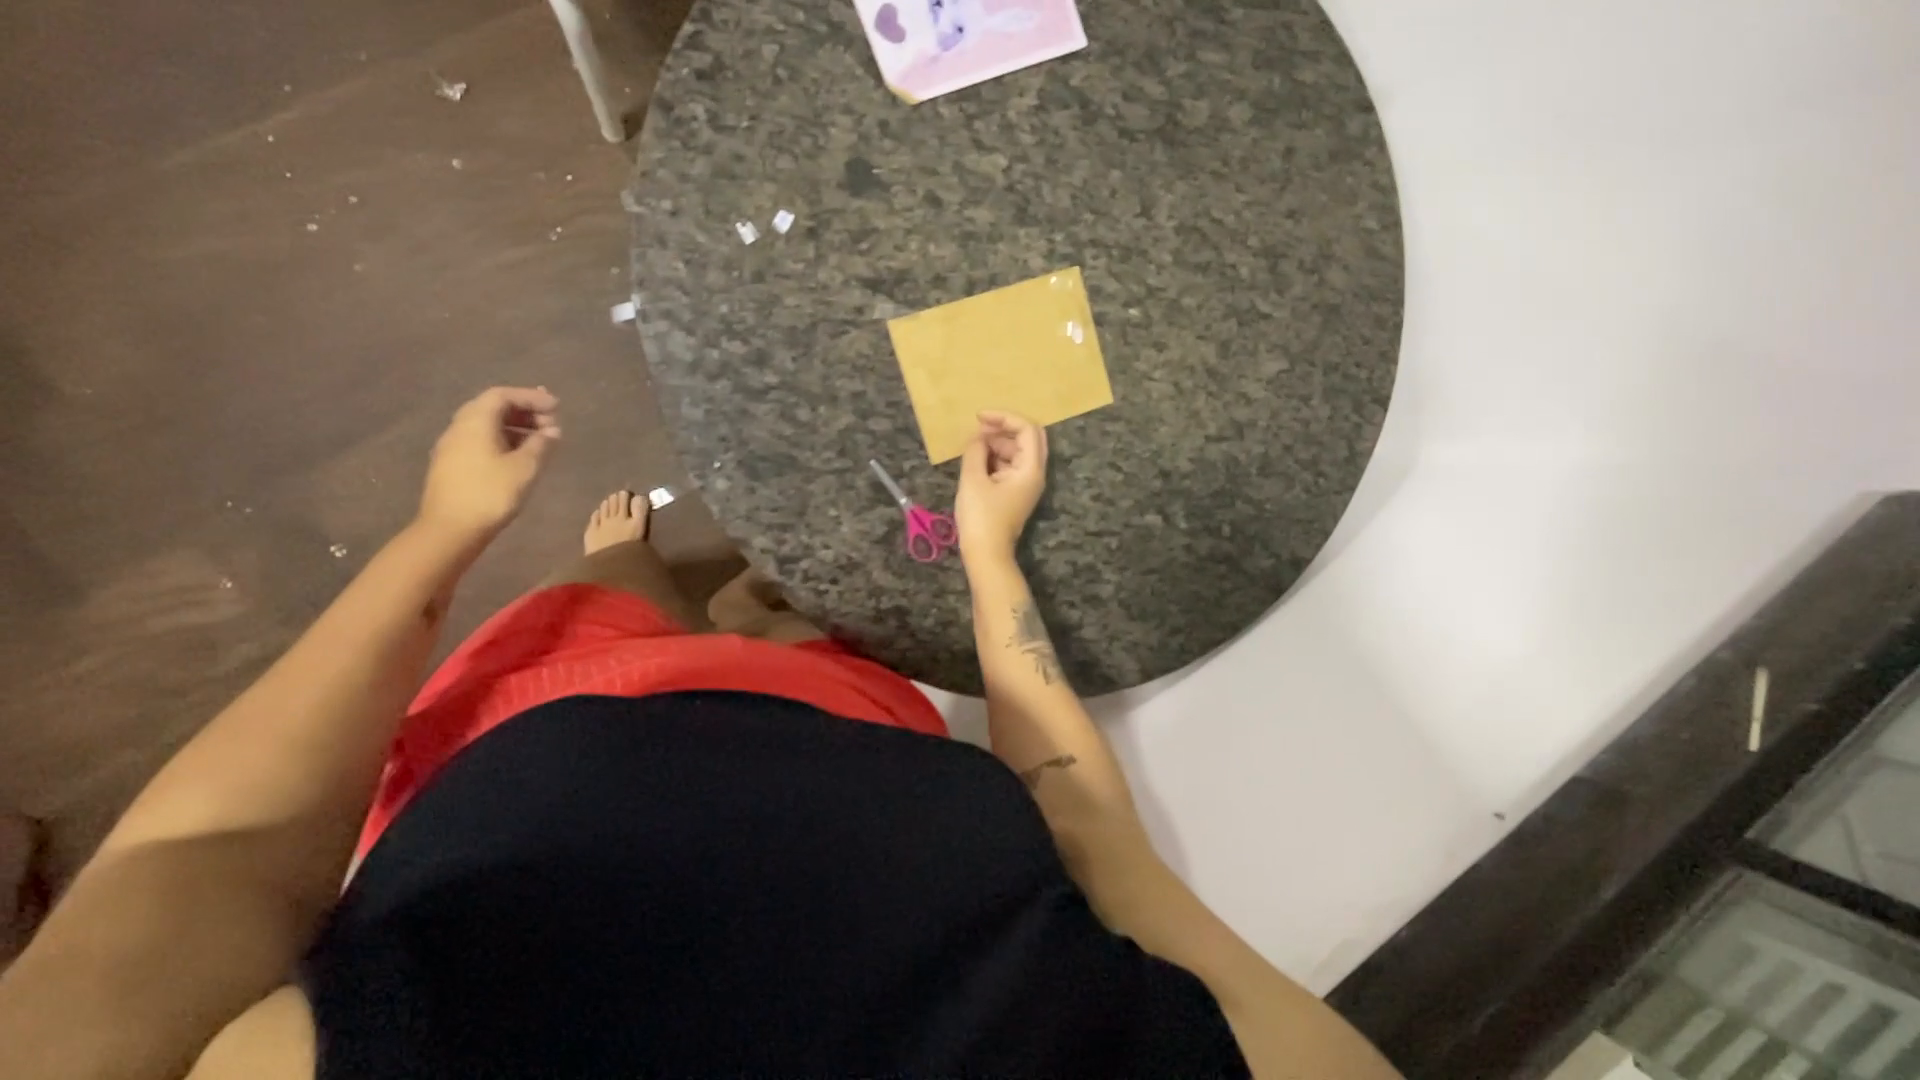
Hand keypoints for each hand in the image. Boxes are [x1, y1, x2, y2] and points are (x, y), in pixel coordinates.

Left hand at [418, 386, 560, 537]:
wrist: (450, 529)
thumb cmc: (490, 493)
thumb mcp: (525, 468)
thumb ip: (541, 445)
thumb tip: (552, 431)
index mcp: (475, 421)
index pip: (503, 395)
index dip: (531, 397)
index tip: (557, 408)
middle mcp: (460, 427)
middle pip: (492, 408)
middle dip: (524, 411)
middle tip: (551, 424)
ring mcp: (452, 446)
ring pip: (486, 426)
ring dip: (515, 427)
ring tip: (540, 442)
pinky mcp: (452, 464)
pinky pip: (480, 441)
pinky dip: (503, 440)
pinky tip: (519, 457)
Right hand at [956, 410, 1047, 562]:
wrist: (986, 554)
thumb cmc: (980, 517)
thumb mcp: (973, 479)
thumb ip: (976, 451)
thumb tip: (978, 437)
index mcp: (1031, 469)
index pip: (1027, 429)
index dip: (1004, 418)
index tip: (979, 418)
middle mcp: (1035, 474)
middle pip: (1028, 438)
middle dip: (1004, 428)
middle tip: (979, 427)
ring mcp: (1027, 484)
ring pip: (1018, 452)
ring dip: (998, 443)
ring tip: (973, 446)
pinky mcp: (1016, 493)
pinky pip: (1011, 466)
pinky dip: (996, 458)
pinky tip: (977, 460)